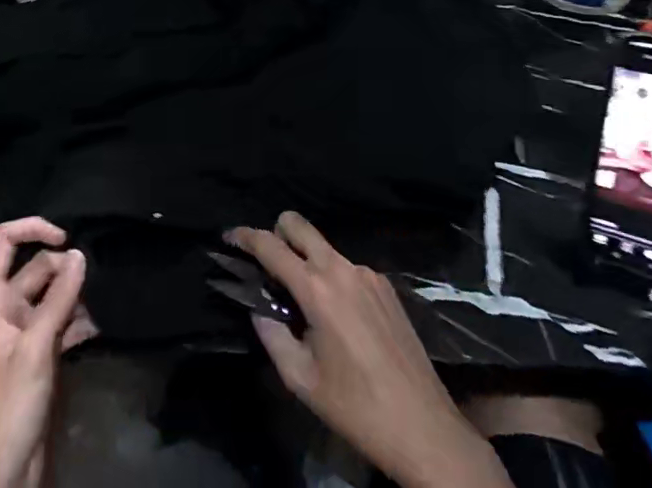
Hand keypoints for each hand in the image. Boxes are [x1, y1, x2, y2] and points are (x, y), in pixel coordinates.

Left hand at [0, 218, 96, 487]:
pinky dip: (81, 320)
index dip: (32, 229)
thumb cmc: (10, 403)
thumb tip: (80, 253)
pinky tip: (101, 325)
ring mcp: (25, 330)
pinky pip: (64, 321)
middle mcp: (6, 308)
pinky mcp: (42, 352)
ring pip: (55, 294)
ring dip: (77, 295)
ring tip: (102, 303)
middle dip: (65, 269)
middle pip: (37, 268)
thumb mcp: (35, 347)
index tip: (66, 237)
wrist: (5, 468)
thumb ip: (58, 299)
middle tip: (94, 283)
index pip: (3, 243)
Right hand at [229, 213, 511, 487]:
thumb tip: (258, 308)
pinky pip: (348, 270)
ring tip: (301, 302)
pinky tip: (336, 316)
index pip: (271, 247)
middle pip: (300, 226)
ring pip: (325, 249)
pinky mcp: (386, 288)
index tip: (229, 236)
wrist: (422, 425)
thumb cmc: (354, 406)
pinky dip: (331, 279)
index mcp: (317, 290)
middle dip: (277, 232)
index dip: (245, 237)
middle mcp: (343, 269)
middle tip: (264, 262)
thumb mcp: (300, 378)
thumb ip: (271, 334)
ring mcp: (369, 275)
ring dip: (306, 261)